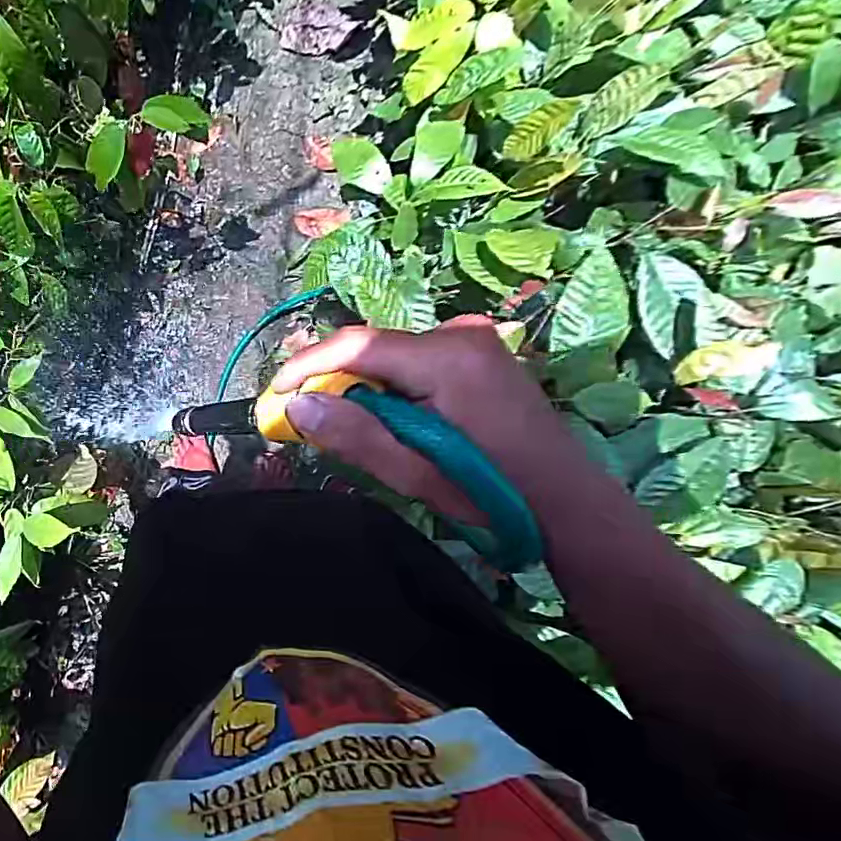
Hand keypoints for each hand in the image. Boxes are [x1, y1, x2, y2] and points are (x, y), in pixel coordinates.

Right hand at [272, 319, 621, 523]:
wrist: (568, 505)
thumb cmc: (493, 495)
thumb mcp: (416, 473)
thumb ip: (356, 435)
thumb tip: (297, 403)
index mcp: (448, 358)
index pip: (357, 345)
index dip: (306, 366)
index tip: (272, 394)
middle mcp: (461, 335)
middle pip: (371, 347)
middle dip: (330, 379)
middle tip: (301, 417)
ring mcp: (474, 342)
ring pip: (389, 355)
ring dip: (358, 386)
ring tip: (341, 424)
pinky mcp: (479, 356)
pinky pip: (412, 361)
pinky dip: (386, 387)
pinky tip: (385, 419)